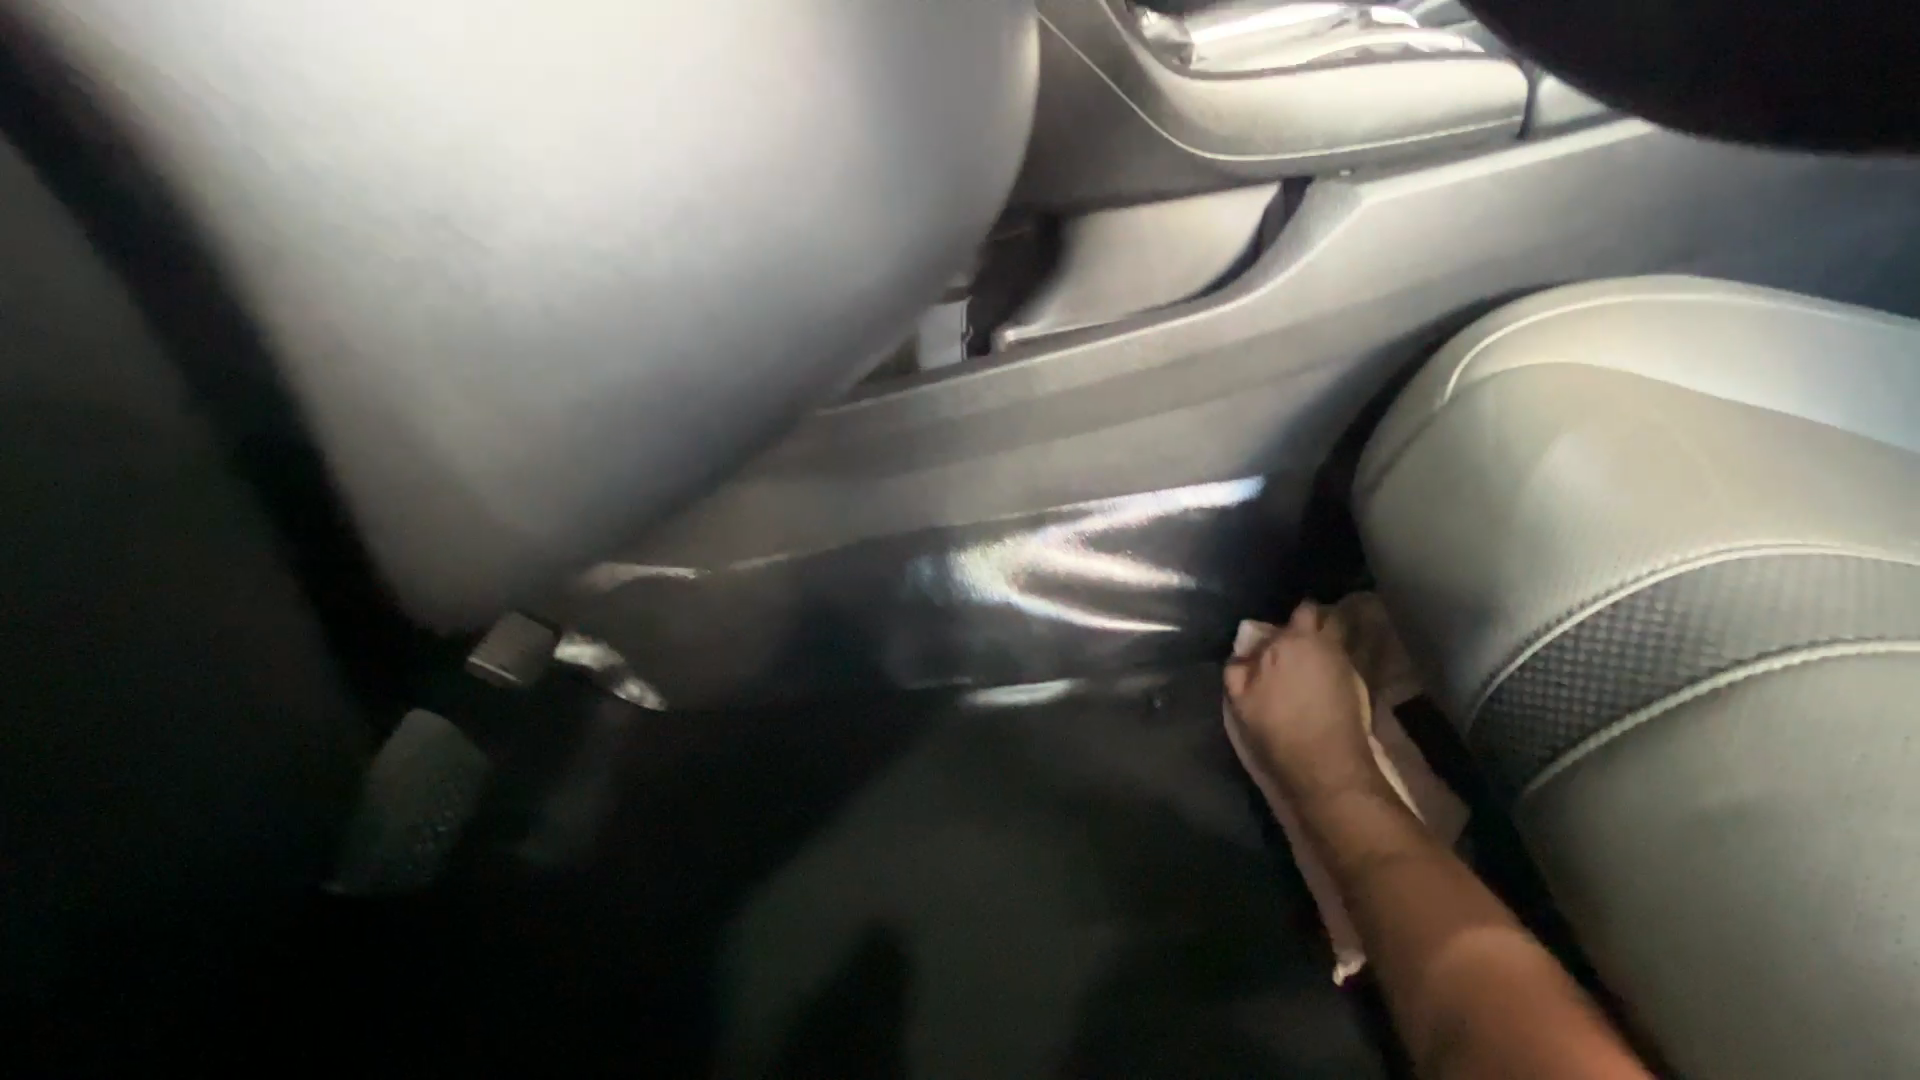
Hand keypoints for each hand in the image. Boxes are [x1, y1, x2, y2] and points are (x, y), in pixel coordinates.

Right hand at [1225, 602, 1386, 806]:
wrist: (1325, 765)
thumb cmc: (1276, 726)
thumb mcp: (1239, 699)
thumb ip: (1237, 668)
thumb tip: (1243, 655)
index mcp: (1292, 640)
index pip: (1302, 609)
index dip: (1291, 619)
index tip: (1277, 633)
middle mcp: (1324, 644)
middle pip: (1326, 620)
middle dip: (1312, 624)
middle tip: (1294, 642)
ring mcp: (1345, 664)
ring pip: (1335, 641)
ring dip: (1323, 645)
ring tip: (1305, 662)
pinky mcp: (1357, 686)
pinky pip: (1341, 662)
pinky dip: (1331, 665)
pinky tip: (1318, 681)